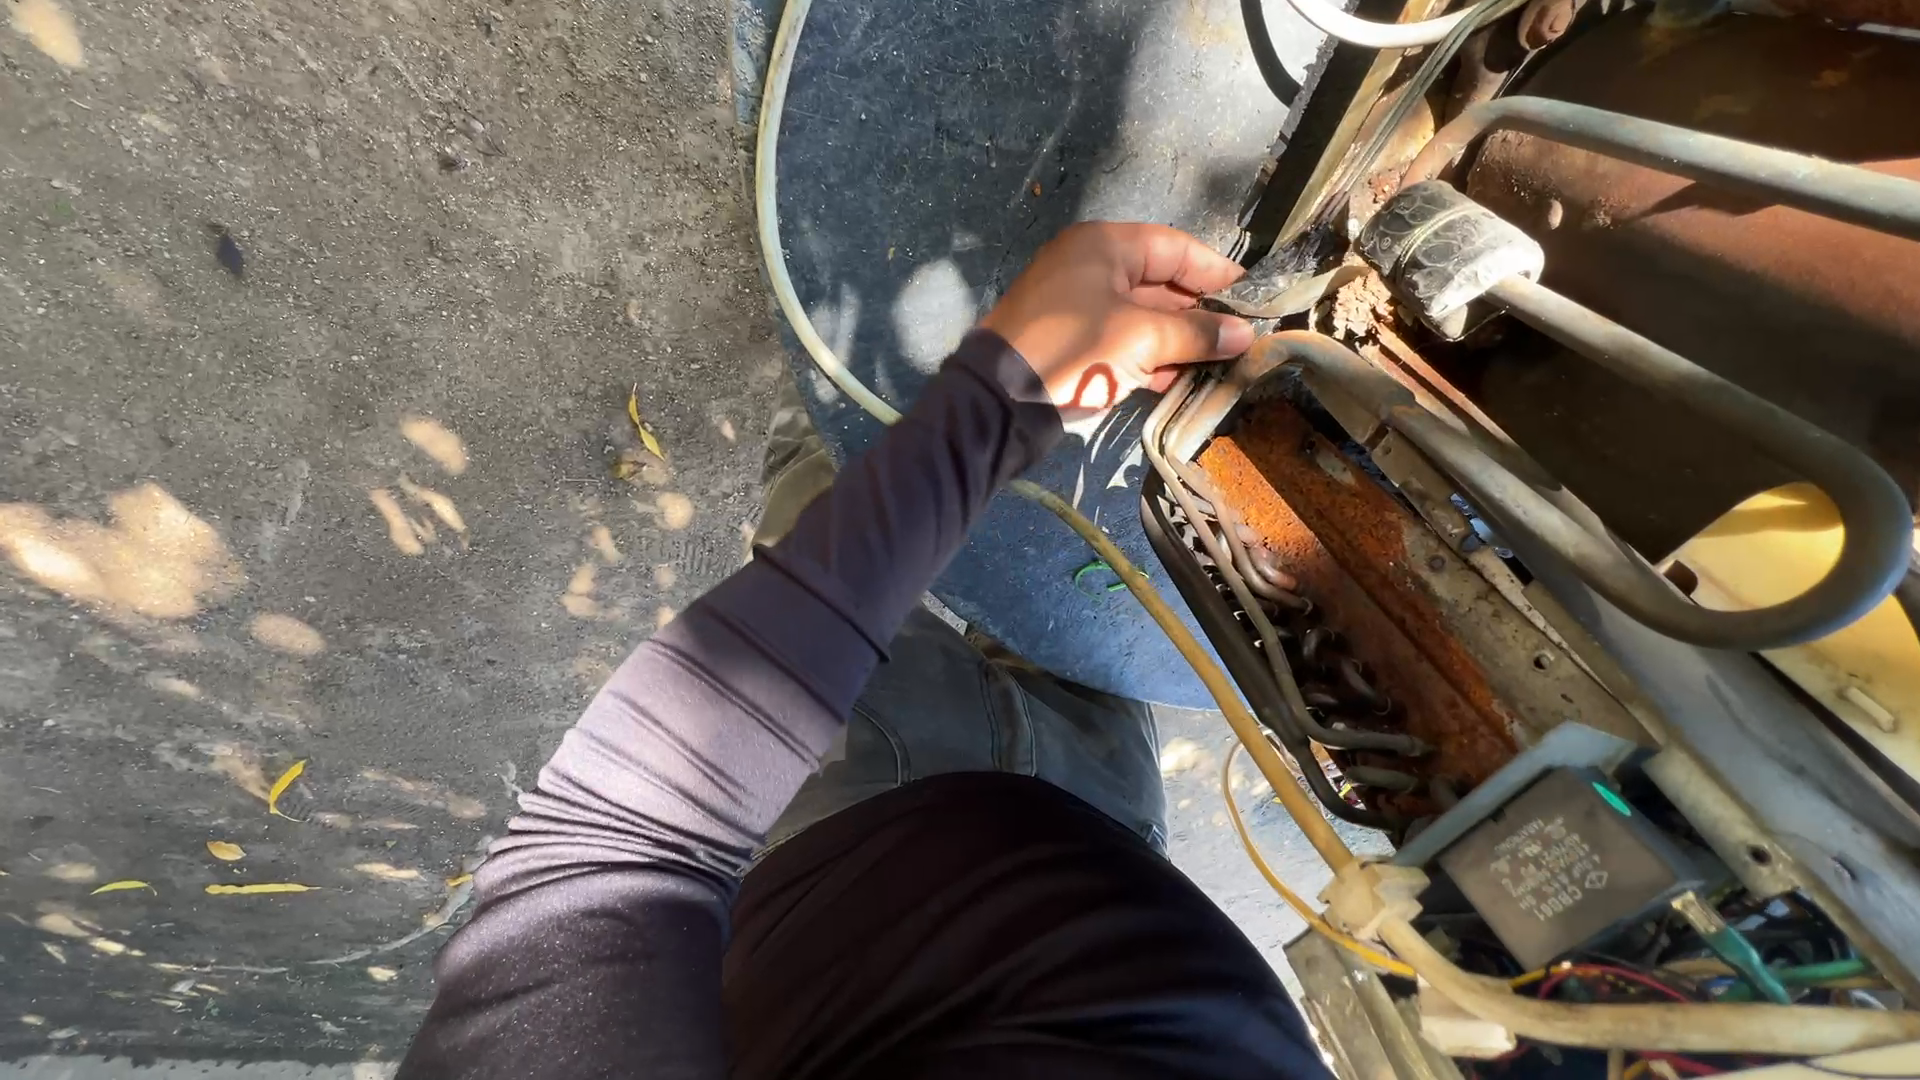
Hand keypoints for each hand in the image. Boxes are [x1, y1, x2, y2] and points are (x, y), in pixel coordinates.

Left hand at [981, 223, 1254, 412]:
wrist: (1000, 399)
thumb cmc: (1075, 350)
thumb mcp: (1141, 338)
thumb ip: (1195, 334)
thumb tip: (1243, 335)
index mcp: (1103, 246)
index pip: (1174, 248)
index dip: (1214, 271)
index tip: (1250, 294)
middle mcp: (1089, 268)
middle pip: (1157, 283)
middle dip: (1197, 312)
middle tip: (1238, 336)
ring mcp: (1075, 307)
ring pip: (1139, 317)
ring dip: (1175, 340)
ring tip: (1216, 362)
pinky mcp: (1068, 343)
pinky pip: (1118, 341)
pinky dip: (1146, 357)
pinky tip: (1175, 379)